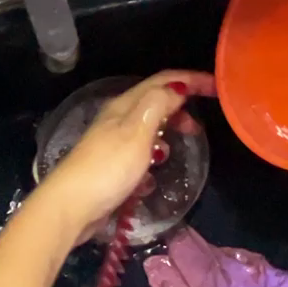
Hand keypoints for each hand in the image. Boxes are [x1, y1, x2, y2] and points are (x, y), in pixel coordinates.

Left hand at [27, 70, 215, 243]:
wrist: (70, 206)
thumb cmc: (107, 168)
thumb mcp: (137, 131)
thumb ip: (157, 106)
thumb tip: (177, 88)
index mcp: (124, 105)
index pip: (162, 82)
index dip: (190, 80)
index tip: (217, 87)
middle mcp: (116, 120)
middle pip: (153, 103)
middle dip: (179, 108)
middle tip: (199, 127)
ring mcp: (111, 144)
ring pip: (146, 130)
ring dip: (165, 135)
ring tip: (177, 150)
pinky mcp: (110, 168)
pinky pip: (137, 156)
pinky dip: (150, 160)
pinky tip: (152, 177)